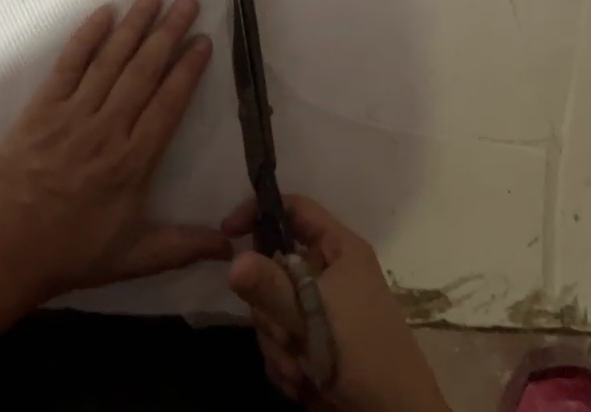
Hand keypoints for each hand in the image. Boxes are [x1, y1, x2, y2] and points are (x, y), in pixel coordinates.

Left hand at [0, 0, 228, 305]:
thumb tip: (233, 251)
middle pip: (144, 71)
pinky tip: (104, 12)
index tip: (204, 40)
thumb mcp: (134, 258)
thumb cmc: (70, 254)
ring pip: (110, 60)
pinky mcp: (41, 109)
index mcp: (133, 162)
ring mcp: (72, 115)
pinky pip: (68, 65)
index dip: (188, 69)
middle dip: (168, 32)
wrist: (0, 253)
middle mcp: (107, 130)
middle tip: (189, 0)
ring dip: (134, 25)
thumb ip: (184, 247)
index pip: (169, 104)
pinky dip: (86, 36)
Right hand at [225, 195, 447, 411]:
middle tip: (281, 331)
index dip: (259, 212)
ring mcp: (321, 309)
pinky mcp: (314, 343)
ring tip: (298, 367)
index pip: (294, 209)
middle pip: (273, 264)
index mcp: (339, 249)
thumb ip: (270, 286)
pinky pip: (279, 339)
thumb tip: (232, 261)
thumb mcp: (313, 315)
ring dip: (276, 341)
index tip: (228, 233)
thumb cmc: (362, 352)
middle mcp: (328, 273)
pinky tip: (300, 382)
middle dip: (269, 305)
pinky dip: (283, 362)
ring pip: (272, 307)